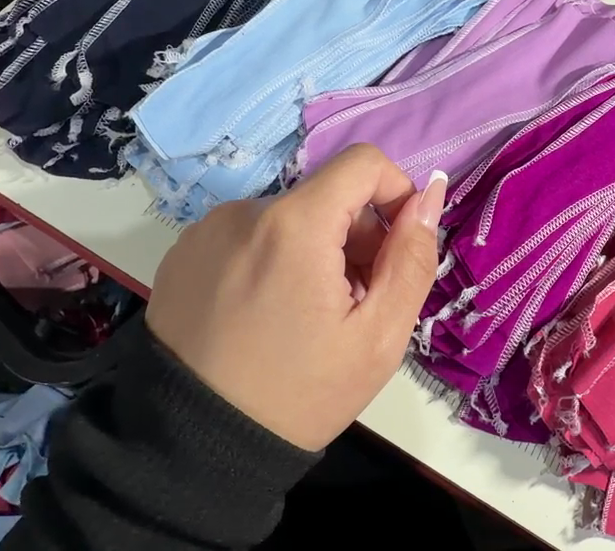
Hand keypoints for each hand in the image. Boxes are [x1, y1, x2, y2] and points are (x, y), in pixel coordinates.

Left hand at [146, 145, 443, 450]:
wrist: (187, 452)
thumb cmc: (297, 394)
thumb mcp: (378, 337)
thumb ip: (412, 257)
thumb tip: (431, 194)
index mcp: (294, 223)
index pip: (363, 161)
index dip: (395, 192)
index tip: (395, 246)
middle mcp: (245, 211)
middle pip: (327, 194)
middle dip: (356, 235)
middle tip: (355, 300)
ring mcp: (207, 230)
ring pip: (290, 216)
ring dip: (316, 249)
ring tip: (309, 314)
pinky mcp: (184, 253)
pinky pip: (250, 236)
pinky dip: (274, 259)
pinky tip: (268, 315)